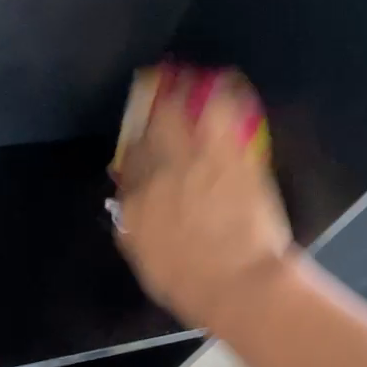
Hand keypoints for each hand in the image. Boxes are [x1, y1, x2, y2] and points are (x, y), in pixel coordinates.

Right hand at [114, 65, 293, 329]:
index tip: (142, 146)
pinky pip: (225, 116)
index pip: (129, 165)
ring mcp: (195, 162)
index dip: (136, 150)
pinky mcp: (232, 157)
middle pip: (150, 133)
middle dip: (152, 113)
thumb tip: (133, 208)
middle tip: (159, 101)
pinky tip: (227, 82)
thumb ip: (137, 229)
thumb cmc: (191, 286)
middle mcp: (158, 175)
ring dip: (180, 95)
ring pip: (180, 116)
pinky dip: (225, 95)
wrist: (237, 285)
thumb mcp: (148, 262)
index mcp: (134, 205)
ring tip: (184, 81)